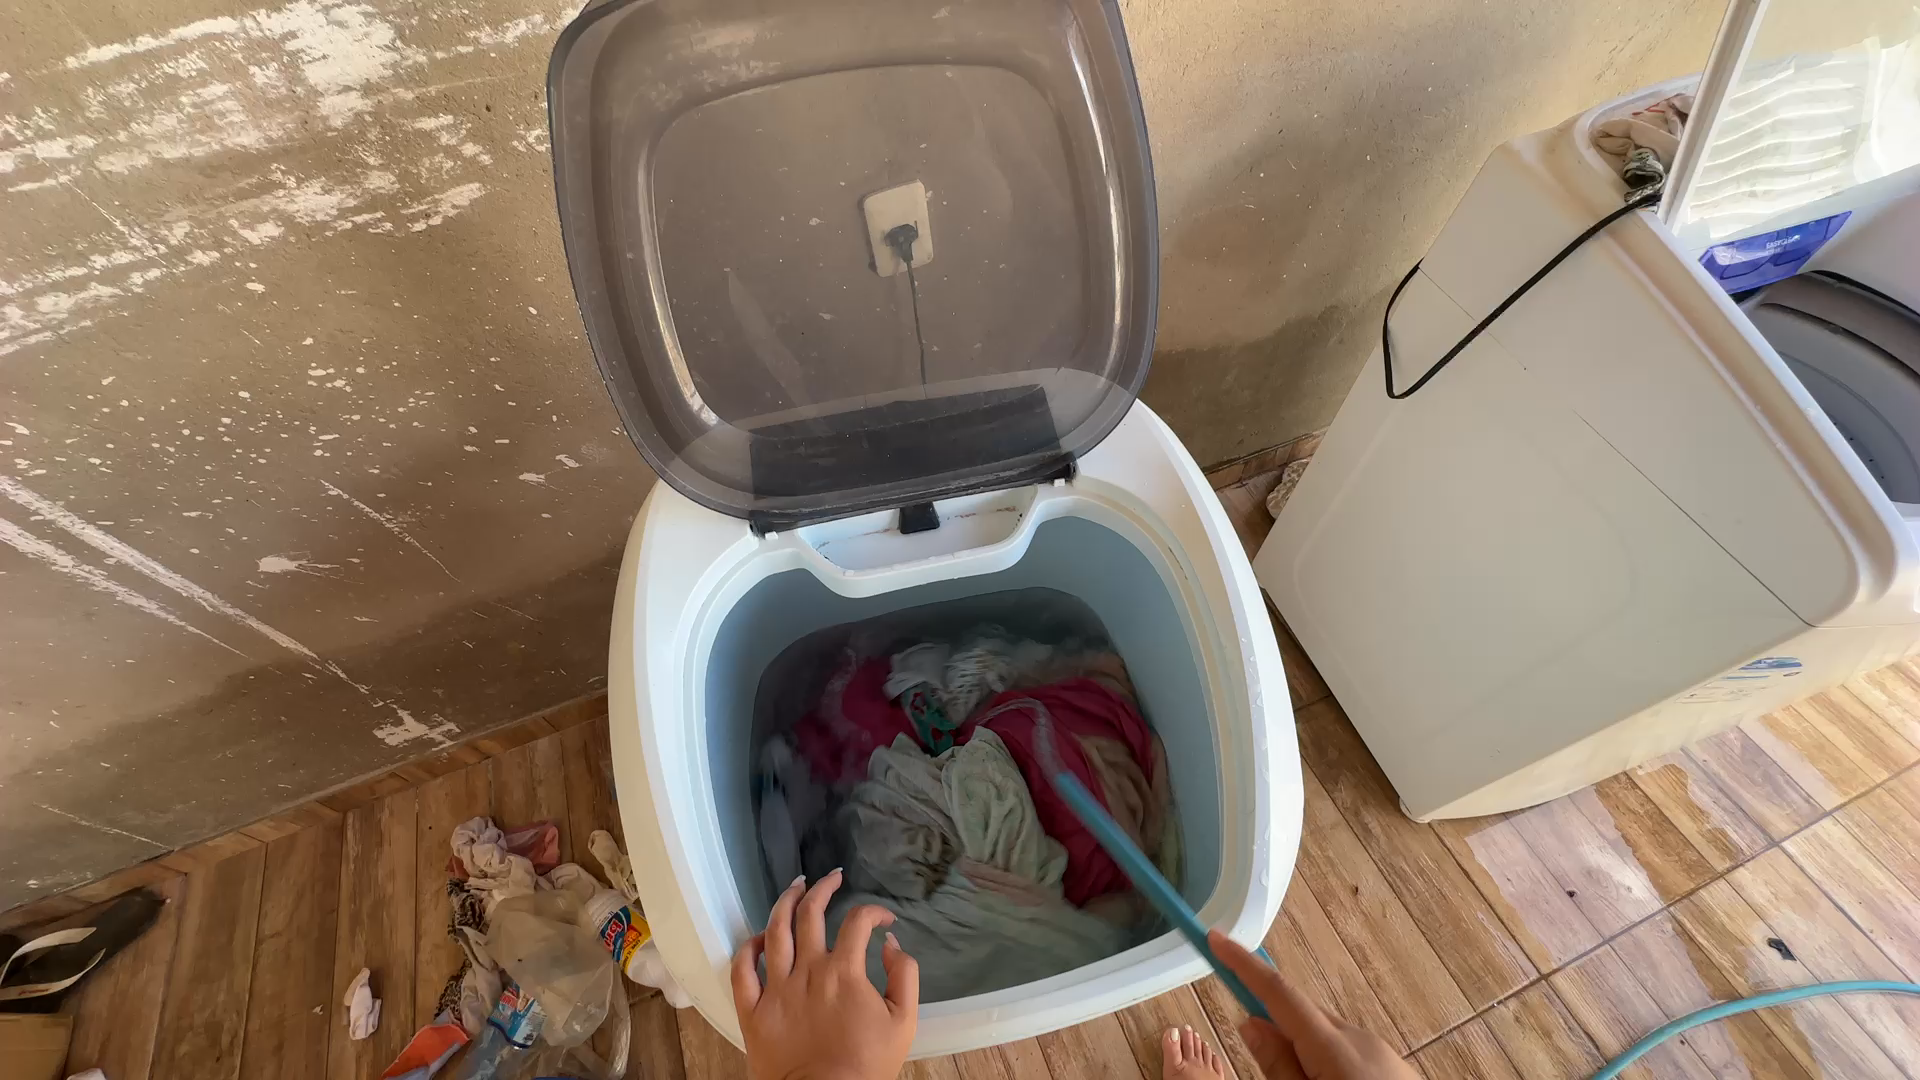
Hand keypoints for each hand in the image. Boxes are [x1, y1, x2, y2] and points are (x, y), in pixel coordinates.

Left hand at [731, 870, 918, 1079]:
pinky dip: (748, 948)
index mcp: (844, 971)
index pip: (859, 921)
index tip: (883, 920)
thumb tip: (891, 943)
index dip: (874, 912)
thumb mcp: (903, 1022)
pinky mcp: (753, 1012)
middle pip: (811, 911)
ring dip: (786, 901)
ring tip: (796, 886)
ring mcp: (776, 989)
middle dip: (824, 887)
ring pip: (775, 930)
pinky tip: (760, 937)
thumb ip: (905, 975)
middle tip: (833, 878)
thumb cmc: (865, 1066)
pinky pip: (741, 971)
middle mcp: (808, 970)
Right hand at [1210, 930, 1418, 1078]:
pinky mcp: (1401, 1073)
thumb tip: (1250, 1023)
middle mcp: (1362, 1040)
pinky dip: (1331, 1064)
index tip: (1213, 936)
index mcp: (1334, 1048)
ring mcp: (1387, 1056)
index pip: (1277, 990)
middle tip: (1257, 1053)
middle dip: (1275, 1021)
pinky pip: (1352, 1054)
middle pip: (1302, 1013)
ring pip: (1327, 1035)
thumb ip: (1278, 1066)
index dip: (1241, 962)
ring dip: (1305, 1050)